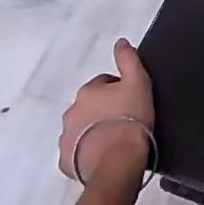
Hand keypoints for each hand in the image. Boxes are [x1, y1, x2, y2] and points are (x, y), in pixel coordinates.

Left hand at [57, 38, 154, 187]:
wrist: (119, 162)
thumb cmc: (131, 121)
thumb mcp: (138, 83)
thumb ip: (128, 59)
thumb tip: (120, 42)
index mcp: (88, 92)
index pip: (104, 84)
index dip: (119, 92)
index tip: (131, 104)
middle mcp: (72, 111)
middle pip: (90, 107)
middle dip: (103, 112)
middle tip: (124, 124)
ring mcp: (66, 137)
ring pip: (81, 130)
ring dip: (93, 132)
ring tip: (114, 144)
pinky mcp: (66, 161)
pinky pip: (75, 154)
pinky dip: (85, 154)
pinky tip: (102, 158)